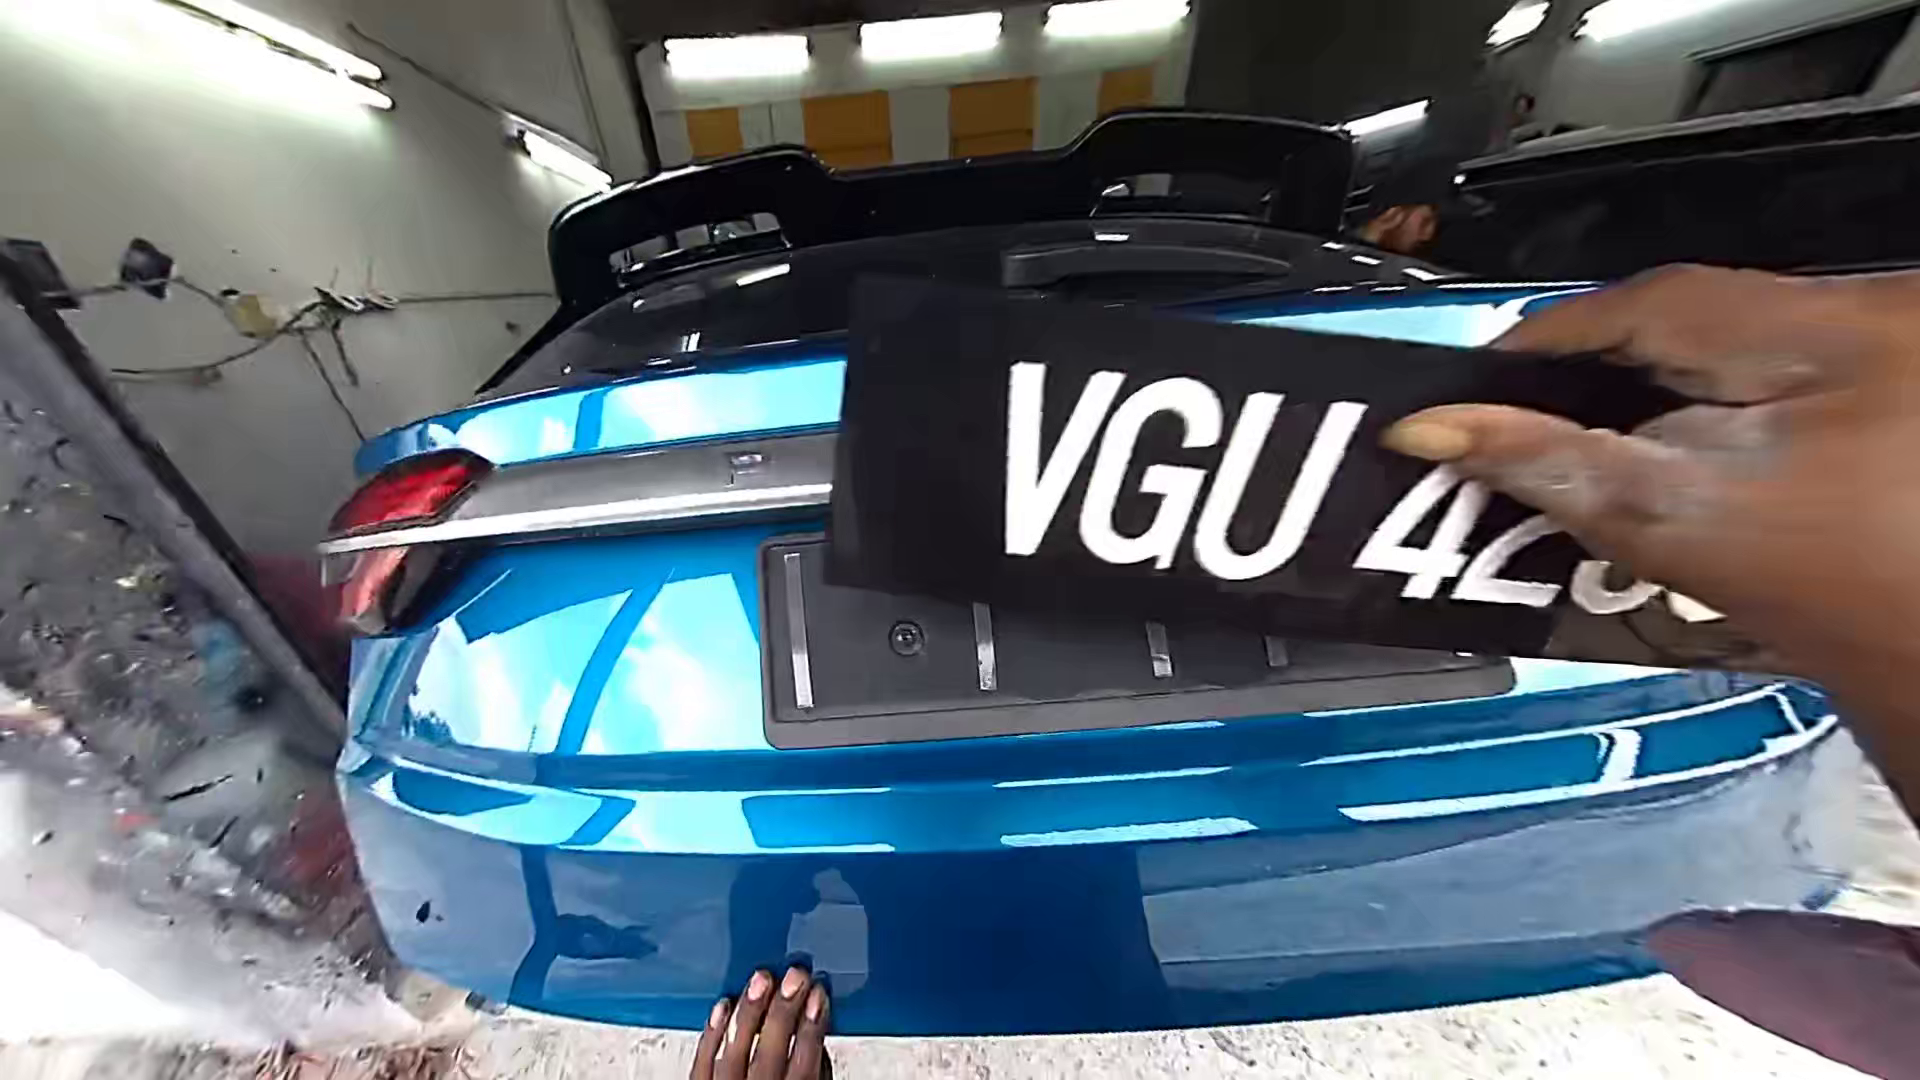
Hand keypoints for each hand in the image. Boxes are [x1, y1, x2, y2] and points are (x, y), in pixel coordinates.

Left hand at [691, 967, 829, 1079]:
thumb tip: (818, 1032)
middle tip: (795, 977)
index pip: (803, 1067)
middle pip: (768, 1058)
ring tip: (761, 980)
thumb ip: (817, 1075)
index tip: (818, 994)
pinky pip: (699, 1069)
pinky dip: (711, 1036)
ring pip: (731, 1060)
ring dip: (747, 1015)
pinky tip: (723, 1005)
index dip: (812, 1028)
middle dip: (783, 1012)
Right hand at [1381, 264, 1919, 810]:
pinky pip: (1746, 349)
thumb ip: (1529, 457)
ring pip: (1706, 329)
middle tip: (1510, 411)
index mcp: (1832, 335)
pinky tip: (1650, 424)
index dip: (1543, 336)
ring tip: (1568, 421)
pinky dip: (1676, 380)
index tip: (1471, 382)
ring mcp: (1891, 334)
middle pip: (1676, 311)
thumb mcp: (1644, 514)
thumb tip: (1415, 427)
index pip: (1647, 300)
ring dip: (1625, 369)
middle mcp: (1879, 310)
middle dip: (1579, 358)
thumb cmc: (1795, 582)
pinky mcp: (1890, 361)